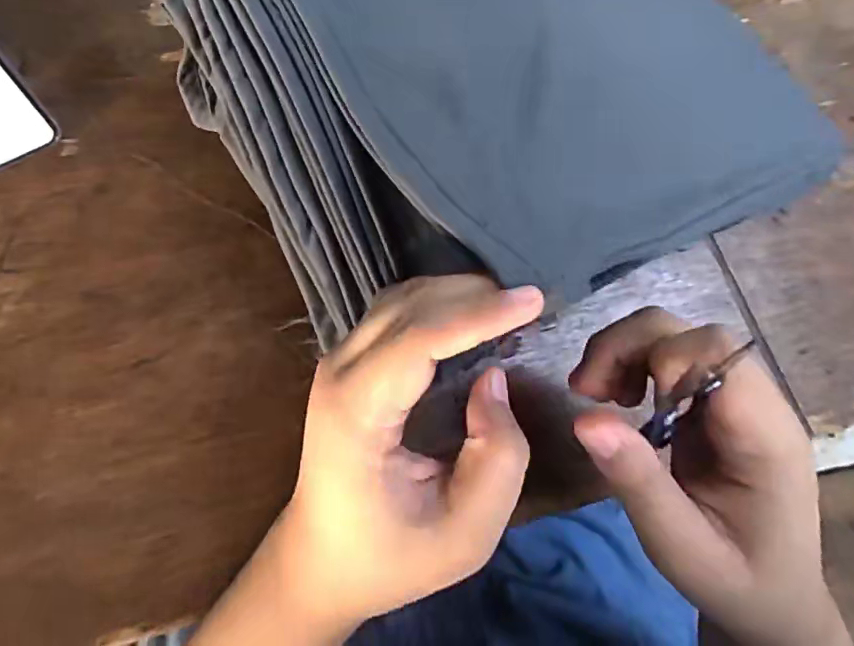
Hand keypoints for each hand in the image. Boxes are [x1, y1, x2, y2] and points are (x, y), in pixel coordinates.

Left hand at [193, 275, 543, 645]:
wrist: (321, 559)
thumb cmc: (391, 556)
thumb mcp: (464, 536)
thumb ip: (498, 460)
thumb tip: (495, 378)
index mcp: (357, 413)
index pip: (419, 339)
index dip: (478, 313)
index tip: (532, 300)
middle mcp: (339, 371)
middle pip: (410, 307)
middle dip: (474, 295)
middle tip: (529, 303)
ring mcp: (338, 359)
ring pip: (402, 299)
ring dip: (456, 292)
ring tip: (507, 303)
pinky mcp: (349, 358)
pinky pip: (396, 311)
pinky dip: (438, 302)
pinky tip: (470, 312)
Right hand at [570, 308, 849, 645]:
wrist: (774, 603)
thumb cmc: (734, 581)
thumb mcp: (680, 548)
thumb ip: (638, 482)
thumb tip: (584, 418)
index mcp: (766, 434)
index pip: (716, 351)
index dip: (661, 359)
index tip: (624, 404)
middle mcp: (760, 401)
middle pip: (691, 332)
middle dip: (628, 345)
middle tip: (585, 390)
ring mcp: (741, 394)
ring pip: (677, 333)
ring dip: (626, 349)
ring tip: (596, 393)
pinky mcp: (720, 396)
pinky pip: (674, 352)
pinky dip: (635, 359)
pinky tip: (621, 396)